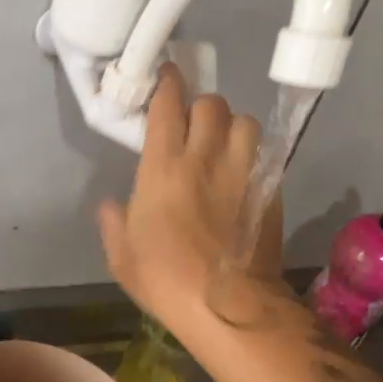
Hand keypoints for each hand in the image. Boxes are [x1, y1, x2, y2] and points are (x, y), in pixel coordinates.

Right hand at [98, 64, 280, 336]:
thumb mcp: (122, 256)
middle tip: (191, 120)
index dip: (167, 84)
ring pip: (245, 122)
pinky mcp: (270, 191)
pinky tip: (242, 174)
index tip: (165, 76)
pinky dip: (251, 156)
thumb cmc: (164, 279)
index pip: (167, 106)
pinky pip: (263, 156)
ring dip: (231, 126)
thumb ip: (114, 222)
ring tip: (223, 142)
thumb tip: (111, 206)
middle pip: (211, 105)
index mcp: (163, 168)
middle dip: (200, 105)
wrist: (226, 305)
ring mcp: (243, 173)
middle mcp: (206, 159)